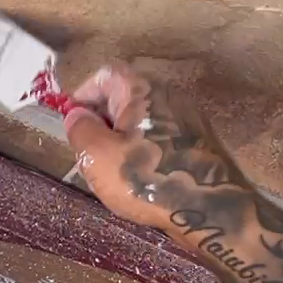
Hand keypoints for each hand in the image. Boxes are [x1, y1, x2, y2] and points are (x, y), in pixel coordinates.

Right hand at [61, 63, 244, 231]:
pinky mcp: (197, 140)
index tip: (73, 121)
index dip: (83, 93)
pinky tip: (138, 175)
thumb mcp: (97, 156)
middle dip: (100, 118)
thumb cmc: (147, 179)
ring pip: (141, 118)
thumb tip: (76, 115)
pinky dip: (142, 147)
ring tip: (111, 166)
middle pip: (124, 95)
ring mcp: (187, 117)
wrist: (209, 209)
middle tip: (88, 148)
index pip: (105, 74)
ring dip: (120, 136)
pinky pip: (159, 134)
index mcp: (141, 91)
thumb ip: (80, 129)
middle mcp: (167, 95)